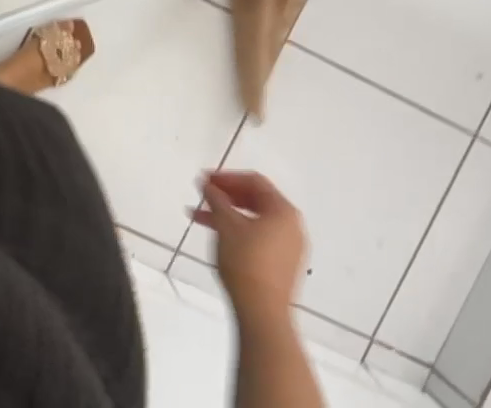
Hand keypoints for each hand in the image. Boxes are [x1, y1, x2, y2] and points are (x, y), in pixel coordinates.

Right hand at [193, 171, 306, 316]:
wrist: (263, 314)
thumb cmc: (246, 262)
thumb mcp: (226, 225)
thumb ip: (216, 199)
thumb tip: (207, 184)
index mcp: (284, 210)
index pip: (254, 181)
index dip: (226, 177)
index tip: (203, 179)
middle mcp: (292, 226)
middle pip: (255, 200)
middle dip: (225, 196)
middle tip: (202, 195)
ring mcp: (289, 248)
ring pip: (254, 221)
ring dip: (227, 215)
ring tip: (199, 217)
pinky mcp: (282, 266)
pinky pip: (258, 238)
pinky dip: (237, 232)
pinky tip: (217, 237)